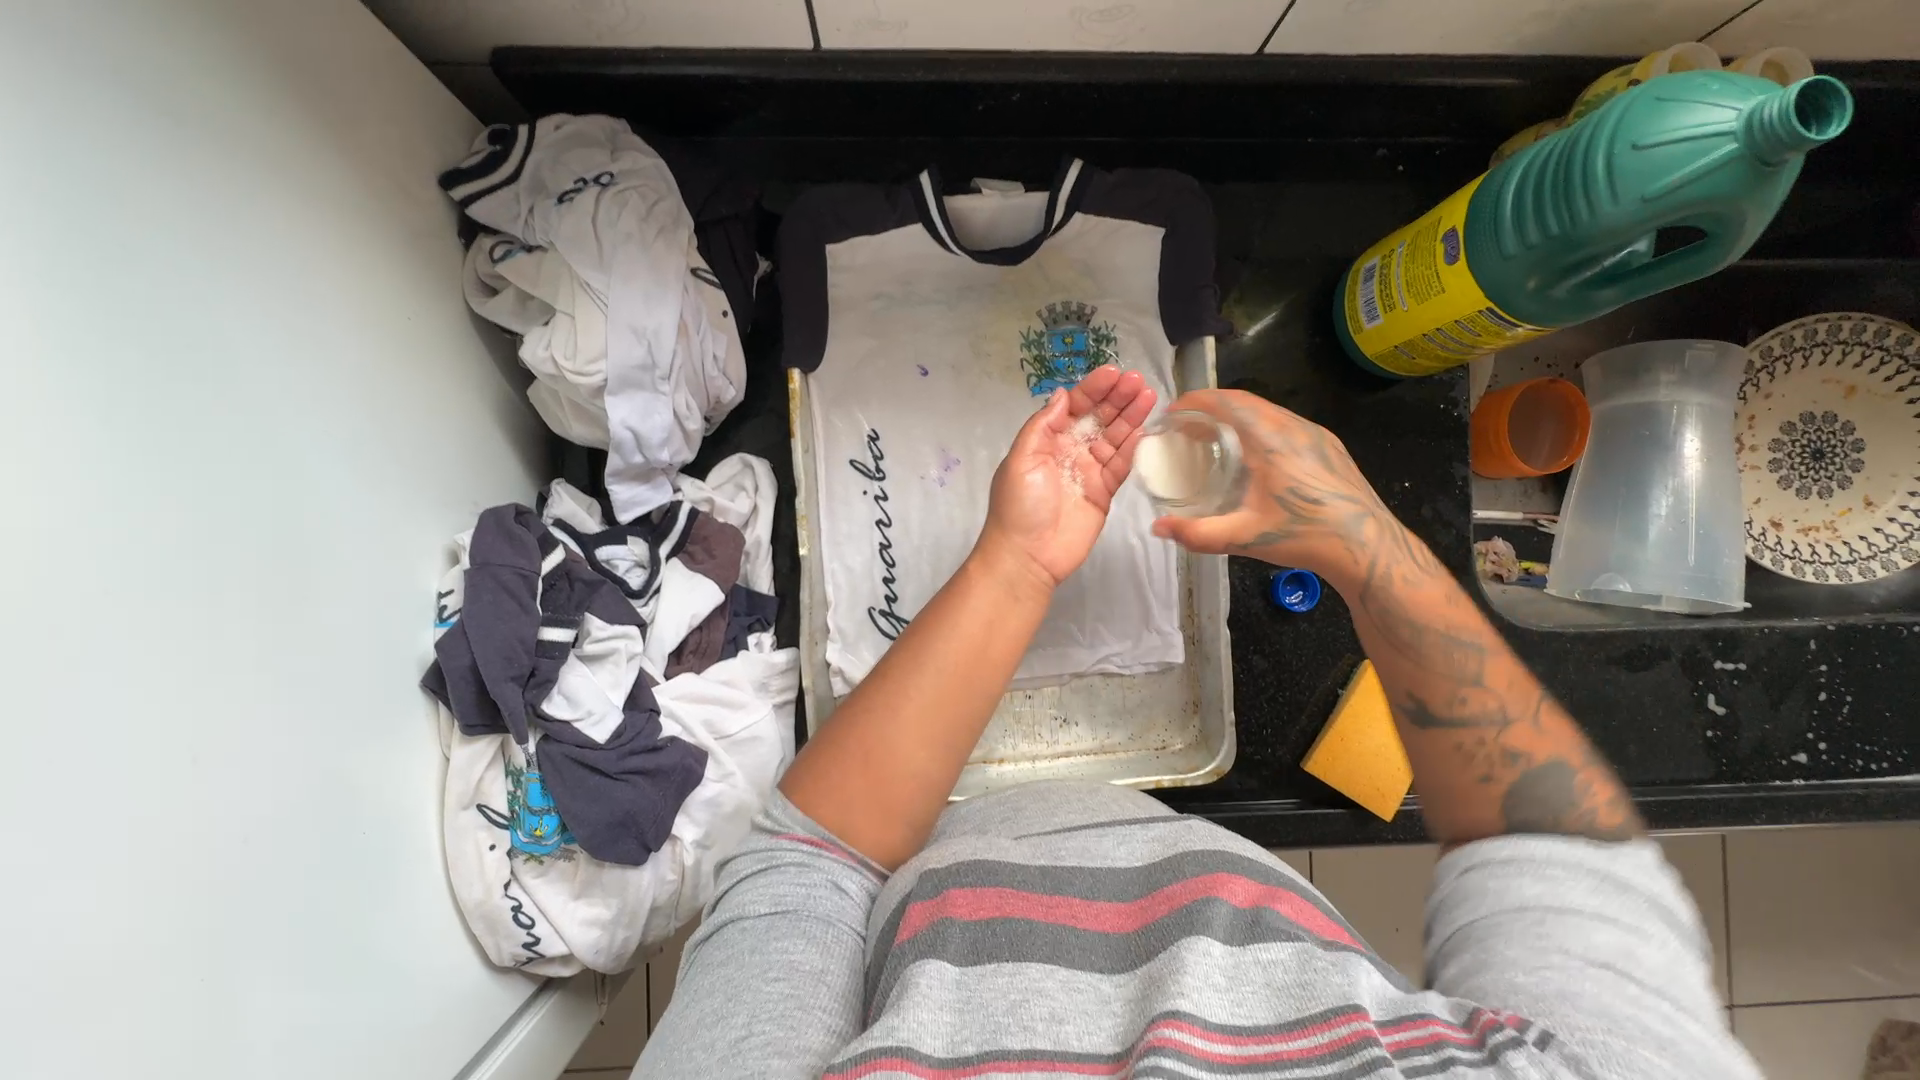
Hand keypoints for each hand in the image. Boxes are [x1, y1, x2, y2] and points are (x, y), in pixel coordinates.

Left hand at [975, 365, 1155, 587]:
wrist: (1027, 556)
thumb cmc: (1019, 505)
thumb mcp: (1021, 458)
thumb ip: (1042, 425)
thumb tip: (1061, 394)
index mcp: (1045, 440)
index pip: (1073, 407)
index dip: (1092, 389)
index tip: (1113, 373)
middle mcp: (1068, 451)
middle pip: (1097, 418)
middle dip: (1116, 398)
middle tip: (1137, 380)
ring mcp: (1088, 471)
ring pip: (1114, 438)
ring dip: (1130, 417)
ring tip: (1148, 395)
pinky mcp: (1104, 492)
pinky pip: (1122, 465)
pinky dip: (1134, 447)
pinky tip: (1147, 429)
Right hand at [1149, 389, 1401, 585]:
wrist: (1367, 546)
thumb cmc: (1304, 535)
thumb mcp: (1244, 537)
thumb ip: (1197, 533)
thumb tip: (1158, 528)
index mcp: (1270, 440)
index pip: (1227, 402)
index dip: (1195, 401)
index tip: (1173, 412)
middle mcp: (1294, 427)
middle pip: (1245, 402)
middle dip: (1211, 408)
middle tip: (1186, 427)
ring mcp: (1315, 434)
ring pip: (1267, 411)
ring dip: (1236, 416)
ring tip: (1215, 437)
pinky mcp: (1329, 446)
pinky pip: (1285, 424)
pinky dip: (1259, 427)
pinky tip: (1253, 454)